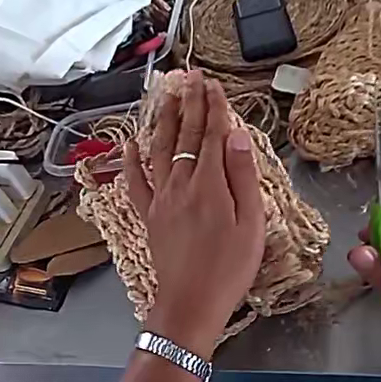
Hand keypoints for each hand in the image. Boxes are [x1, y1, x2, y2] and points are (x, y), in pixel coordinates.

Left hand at [123, 71, 264, 357]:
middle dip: (190, 103)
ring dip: (164, 120)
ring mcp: (161, 199)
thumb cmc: (229, 269)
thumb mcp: (251, 225)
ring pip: (160, 149)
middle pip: (186, 136)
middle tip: (191, 77)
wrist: (190, 303)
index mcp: (211, 186)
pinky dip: (130, 160)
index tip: (213, 84)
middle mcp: (182, 185)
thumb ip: (243, 178)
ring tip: (167, 96)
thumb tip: (237, 136)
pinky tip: (129, 142)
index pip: (213, 135)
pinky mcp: (148, 215)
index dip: (214, 107)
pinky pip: (135, 181)